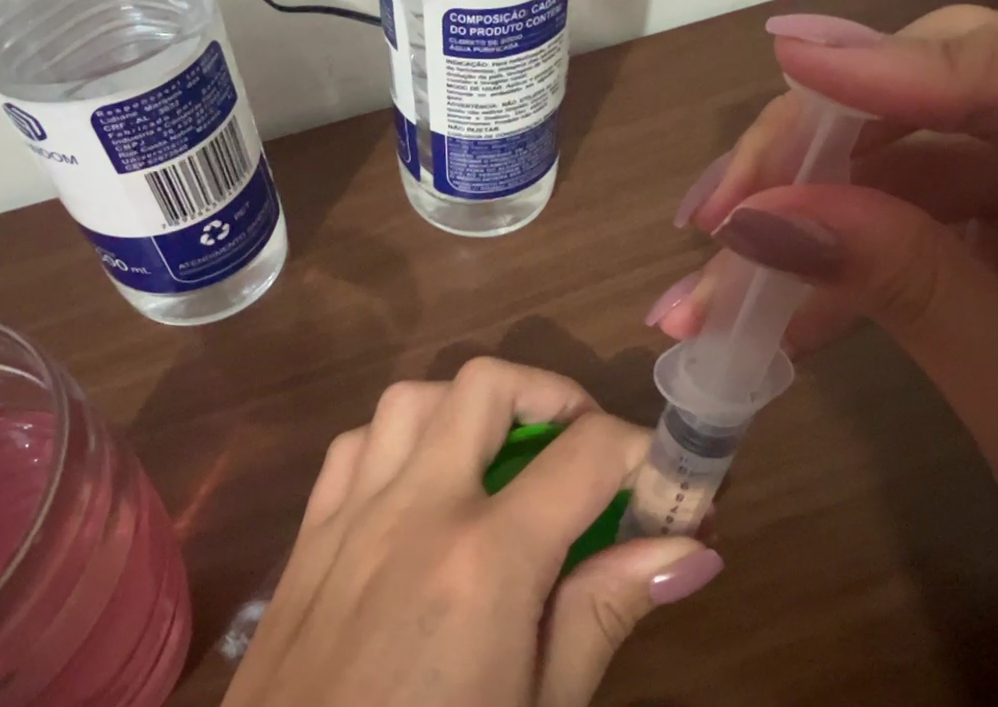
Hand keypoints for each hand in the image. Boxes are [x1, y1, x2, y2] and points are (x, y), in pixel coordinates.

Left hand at [222, 358, 722, 706]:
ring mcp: (352, 513)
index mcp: (485, 560)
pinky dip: (400, 437)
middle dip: (552, 395)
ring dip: (469, 407)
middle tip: (583, 448)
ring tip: (503, 457)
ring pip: (412, 397)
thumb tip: (686, 548)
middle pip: (487, 385)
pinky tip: (422, 481)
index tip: (669, 484)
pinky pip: (356, 443)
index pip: (586, 453)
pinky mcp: (311, 534)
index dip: (645, 453)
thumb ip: (603, 612)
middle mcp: (416, 510)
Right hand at [655, 0, 997, 702]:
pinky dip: (833, 240)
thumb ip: (931, 312)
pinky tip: (767, 304)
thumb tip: (765, 218)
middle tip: (718, 217)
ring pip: (920, 130)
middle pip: (977, 68)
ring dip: (803, 193)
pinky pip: (916, 193)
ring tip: (710, 275)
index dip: (946, 54)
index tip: (795, 70)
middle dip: (828, 134)